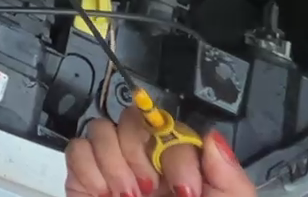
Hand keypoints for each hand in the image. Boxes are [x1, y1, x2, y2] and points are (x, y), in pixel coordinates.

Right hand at [67, 113, 254, 196]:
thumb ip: (232, 183)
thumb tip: (212, 138)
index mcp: (185, 173)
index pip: (172, 127)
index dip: (174, 148)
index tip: (186, 190)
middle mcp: (148, 166)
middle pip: (131, 118)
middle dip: (139, 151)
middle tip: (151, 189)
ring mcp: (113, 170)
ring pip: (100, 128)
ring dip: (114, 162)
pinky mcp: (83, 180)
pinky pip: (75, 148)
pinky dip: (89, 170)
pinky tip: (105, 195)